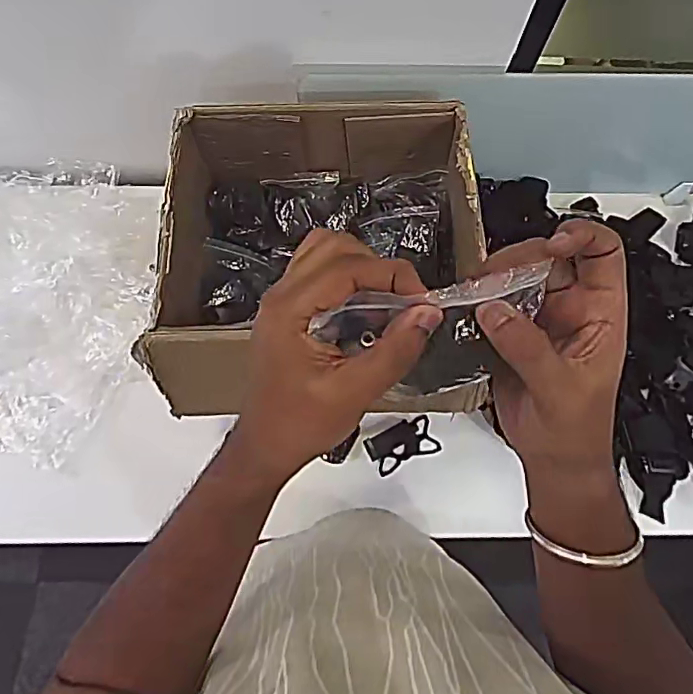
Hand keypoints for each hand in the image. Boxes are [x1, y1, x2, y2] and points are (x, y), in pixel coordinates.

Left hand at [226, 229, 440, 481]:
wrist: (266, 446)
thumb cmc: (297, 425)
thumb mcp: (355, 392)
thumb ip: (394, 351)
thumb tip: (426, 315)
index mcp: (290, 310)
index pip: (349, 266)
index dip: (393, 276)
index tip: (421, 301)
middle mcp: (282, 297)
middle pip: (337, 247)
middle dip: (379, 268)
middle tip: (405, 303)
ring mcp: (284, 301)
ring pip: (328, 253)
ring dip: (365, 270)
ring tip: (386, 305)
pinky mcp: (292, 310)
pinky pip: (323, 274)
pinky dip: (352, 282)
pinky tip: (367, 314)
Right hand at [477, 218, 626, 477]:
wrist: (554, 459)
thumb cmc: (577, 431)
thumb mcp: (560, 390)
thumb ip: (528, 349)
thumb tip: (497, 311)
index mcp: (601, 314)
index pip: (603, 254)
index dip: (583, 236)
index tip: (555, 243)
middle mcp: (572, 309)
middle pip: (551, 257)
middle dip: (523, 257)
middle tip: (496, 275)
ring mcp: (542, 318)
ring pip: (520, 275)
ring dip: (496, 276)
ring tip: (477, 290)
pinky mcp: (514, 332)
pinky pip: (496, 301)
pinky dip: (480, 299)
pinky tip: (469, 306)